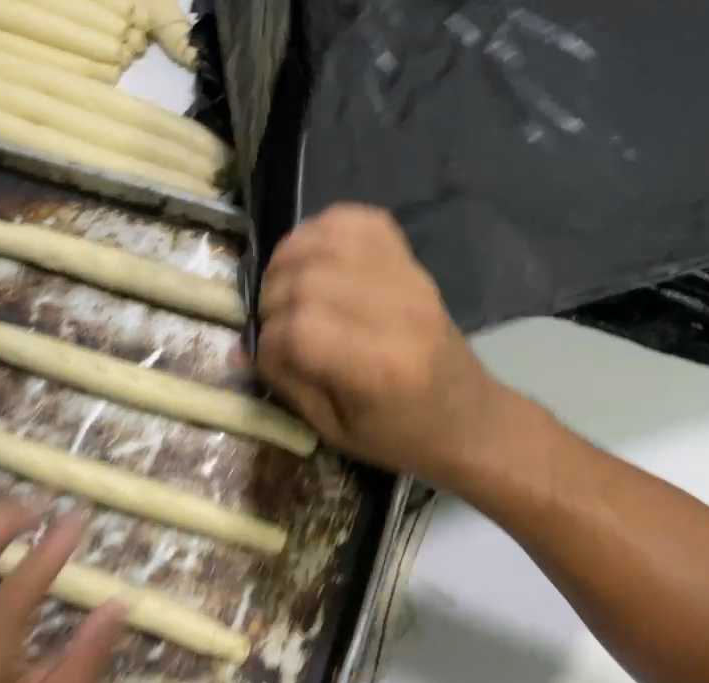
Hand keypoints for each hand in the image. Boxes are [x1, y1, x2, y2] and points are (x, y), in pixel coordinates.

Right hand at [257, 204, 500, 482]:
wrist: (467, 418)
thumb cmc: (398, 436)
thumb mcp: (334, 429)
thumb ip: (287, 382)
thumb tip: (241, 348)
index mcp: (377, 367)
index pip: (300, 329)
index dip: (268, 340)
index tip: (267, 357)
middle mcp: (394, 313)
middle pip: (308, 279)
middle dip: (273, 298)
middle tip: (273, 322)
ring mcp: (406, 280)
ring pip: (329, 239)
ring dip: (290, 258)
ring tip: (284, 287)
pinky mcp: (411, 262)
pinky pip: (360, 221)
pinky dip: (323, 230)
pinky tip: (312, 257)